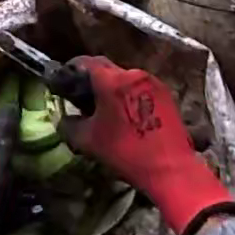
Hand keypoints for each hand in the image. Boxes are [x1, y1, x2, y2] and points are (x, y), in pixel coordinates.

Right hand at [61, 56, 234, 234]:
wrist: (172, 171)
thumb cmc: (126, 152)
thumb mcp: (87, 141)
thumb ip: (68, 125)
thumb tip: (62, 118)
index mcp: (111, 81)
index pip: (84, 62)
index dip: (69, 70)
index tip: (62, 82)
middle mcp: (133, 74)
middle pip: (105, 68)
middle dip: (89, 78)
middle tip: (79, 95)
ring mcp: (152, 83)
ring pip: (123, 77)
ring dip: (110, 86)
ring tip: (102, 105)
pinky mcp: (166, 95)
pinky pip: (139, 87)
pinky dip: (127, 94)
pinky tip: (122, 112)